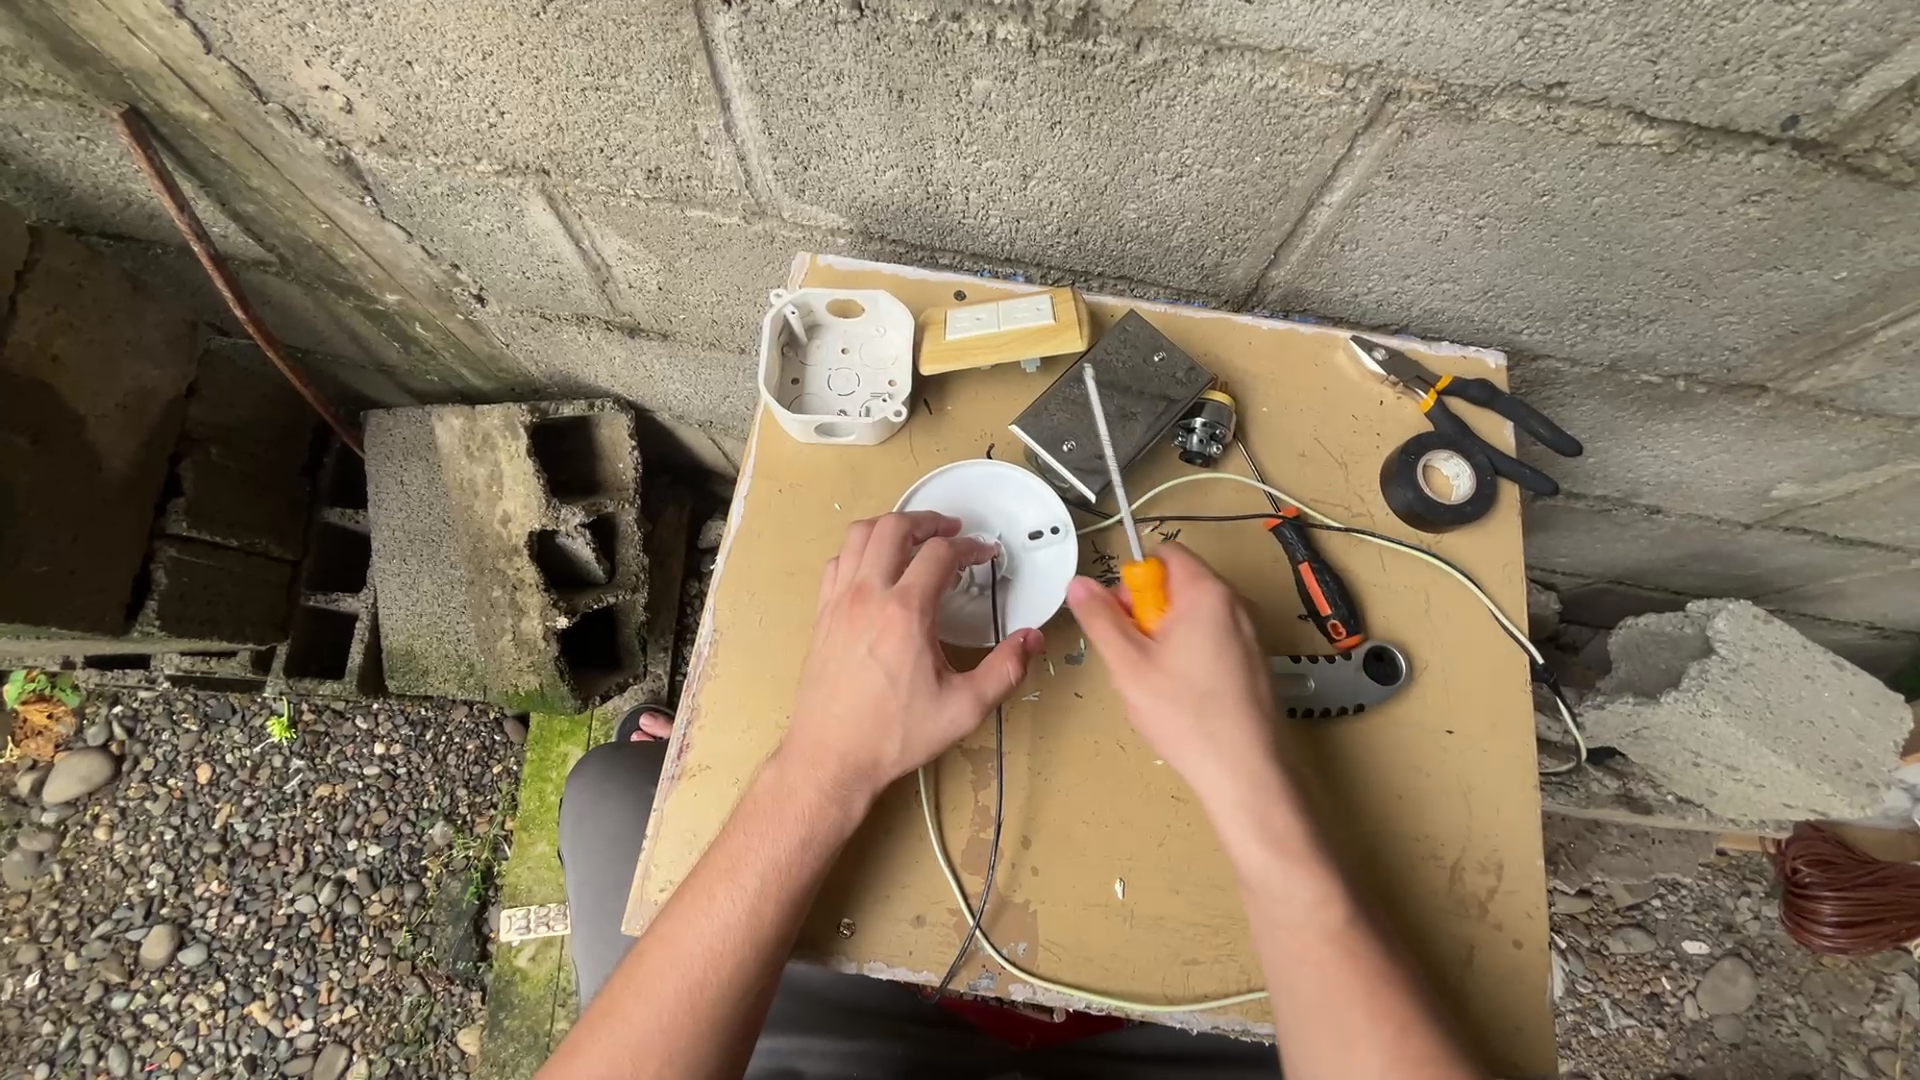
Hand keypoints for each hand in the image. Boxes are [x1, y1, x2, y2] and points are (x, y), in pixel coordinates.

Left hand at [781, 511, 1044, 802]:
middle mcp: (868, 596)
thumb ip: (1004, 670)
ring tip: (914, 537)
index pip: (941, 553)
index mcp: (906, 612)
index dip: (969, 546)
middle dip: (928, 520)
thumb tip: (1031, 638)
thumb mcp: (963, 708)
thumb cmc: (894, 734)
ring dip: (890, 526)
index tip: (985, 554)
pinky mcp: (822, 614)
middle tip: (951, 530)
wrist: (831, 757)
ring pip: (859, 535)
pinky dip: (859, 549)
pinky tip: (875, 565)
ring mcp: (839, 601)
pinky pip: (837, 561)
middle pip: (895, 527)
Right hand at [1066, 543, 1280, 796]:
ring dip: (1164, 636)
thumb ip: (1100, 618)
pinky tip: (1179, 693)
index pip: (1163, 554)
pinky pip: (1211, 638)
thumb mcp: (1128, 664)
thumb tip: (1078, 583)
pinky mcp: (1254, 660)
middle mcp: (1235, 603)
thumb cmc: (1185, 714)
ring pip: (1191, 615)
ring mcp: (1250, 632)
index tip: (1121, 618)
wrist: (1245, 772)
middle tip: (1132, 654)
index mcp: (1207, 593)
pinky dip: (1188, 653)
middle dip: (1145, 612)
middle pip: (1177, 585)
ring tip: (1153, 679)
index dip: (1133, 580)